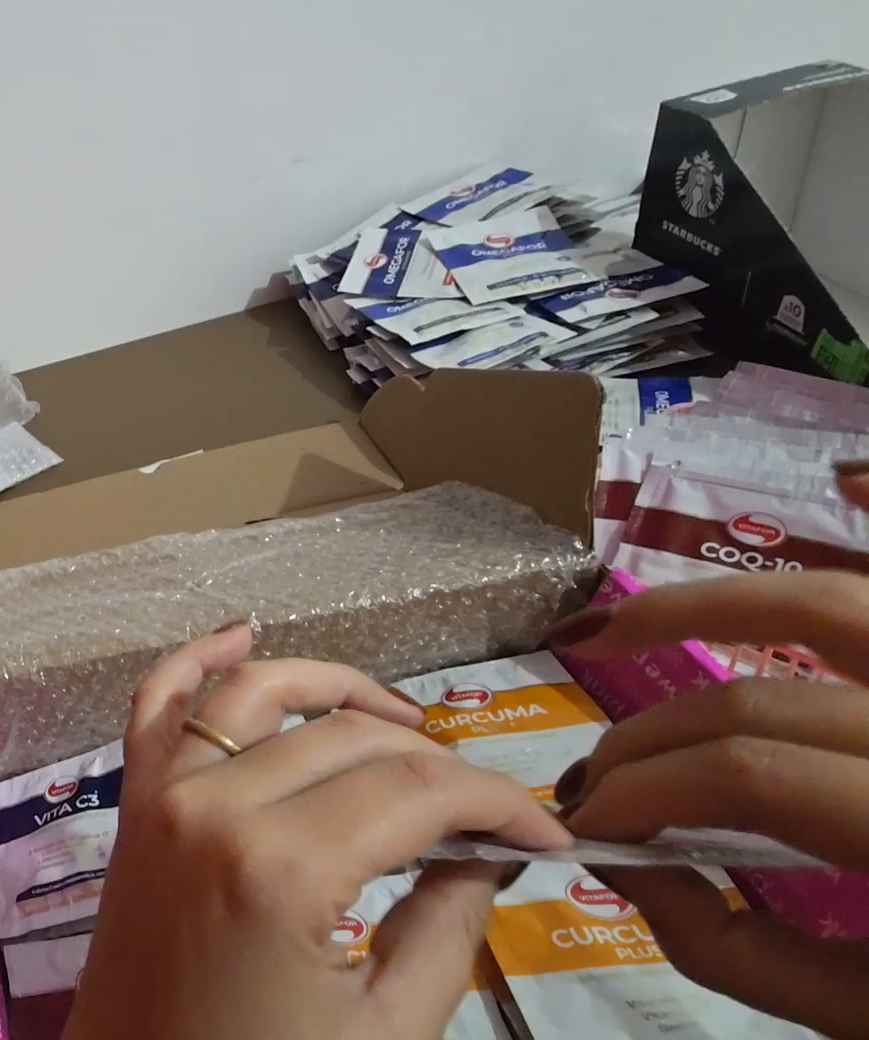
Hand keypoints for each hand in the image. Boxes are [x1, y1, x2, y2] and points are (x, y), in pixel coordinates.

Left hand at [64, 626, 571, 1039]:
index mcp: (280, 868)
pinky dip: (195, 658)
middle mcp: (212, 803)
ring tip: (397, 718)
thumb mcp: (381, 1031)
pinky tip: (243, 634)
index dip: (494, 801)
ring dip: (331, 686)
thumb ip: (444, 930)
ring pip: (252, 692)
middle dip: (432, 758)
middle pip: (343, 736)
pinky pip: (155, 702)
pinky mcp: (132, 794)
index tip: (546, 832)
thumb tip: (483, 851)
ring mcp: (160, 789)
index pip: (412, 791)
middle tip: (481, 802)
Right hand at [551, 568, 868, 1039]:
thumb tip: (622, 864)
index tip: (585, 824)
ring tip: (597, 628)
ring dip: (689, 608)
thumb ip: (740, 952)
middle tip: (597, 781)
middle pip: (752, 701)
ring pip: (827, 602)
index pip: (745, 772)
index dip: (638, 790)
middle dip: (642, 741)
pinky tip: (844, 476)